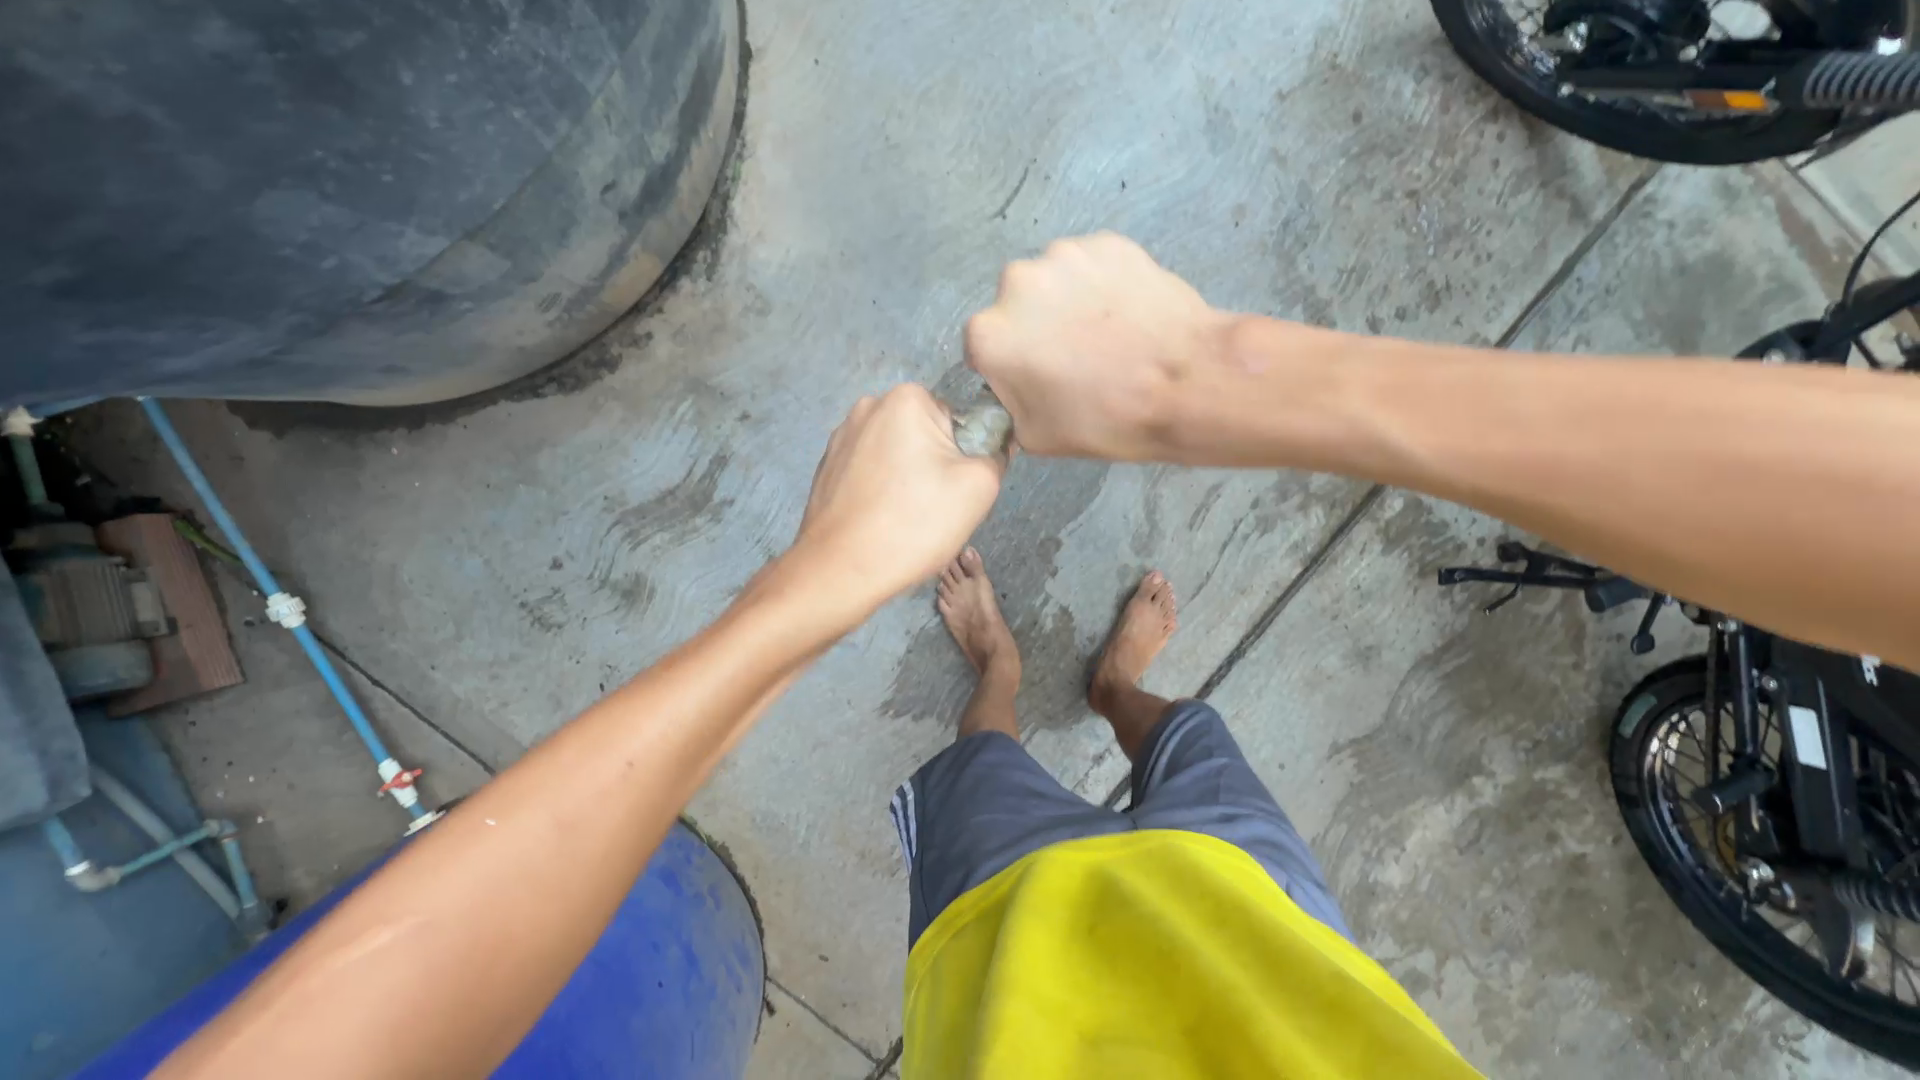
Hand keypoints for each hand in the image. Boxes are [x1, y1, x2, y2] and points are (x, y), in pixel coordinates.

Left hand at [788, 385, 1003, 614]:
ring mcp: (841, 436)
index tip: (955, 491)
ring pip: (896, 455)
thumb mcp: (979, 487)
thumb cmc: (914, 523)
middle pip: (924, 435)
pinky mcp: (826, 466)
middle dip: (934, 466)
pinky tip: (879, 520)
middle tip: (933, 508)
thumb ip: (996, 455)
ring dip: (906, 479)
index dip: (965, 457)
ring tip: (904, 518)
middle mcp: (869, 406)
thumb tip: (995, 447)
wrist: (841, 568)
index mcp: (907, 398)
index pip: (957, 420)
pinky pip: (869, 472)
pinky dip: (880, 491)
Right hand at [965, 233, 1231, 459]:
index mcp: (990, 333)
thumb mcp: (1036, 437)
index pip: (983, 348)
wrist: (1187, 383)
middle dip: (1036, 326)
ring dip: (1068, 301)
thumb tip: (1011, 392)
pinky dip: (1104, 284)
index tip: (1036, 378)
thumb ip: (1007, 408)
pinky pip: (1094, 265)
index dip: (1008, 366)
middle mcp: (1017, 282)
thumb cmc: (1106, 419)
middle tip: (1075, 356)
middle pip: (1016, 306)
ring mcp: (1065, 256)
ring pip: (1055, 281)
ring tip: (1107, 335)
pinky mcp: (1109, 243)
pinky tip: (1127, 314)